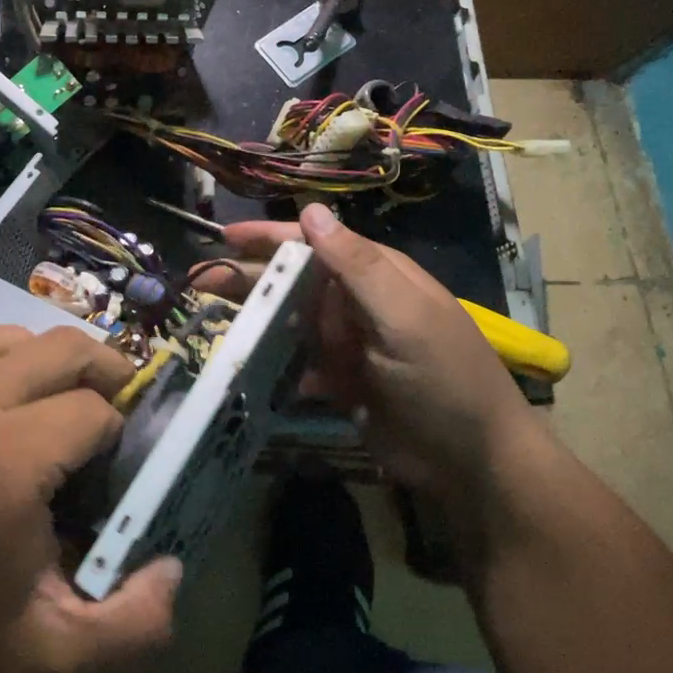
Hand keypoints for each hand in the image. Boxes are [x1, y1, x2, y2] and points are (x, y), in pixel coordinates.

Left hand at [0, 326, 182, 672]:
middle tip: (128, 426)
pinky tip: (33, 400)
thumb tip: (174, 568)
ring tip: (83, 408)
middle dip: (110, 376)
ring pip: (27, 336)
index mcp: (6, 464)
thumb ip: (136, 624)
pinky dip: (23, 355)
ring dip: (66, 362)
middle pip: (65, 349)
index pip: (94, 410)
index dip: (125, 437)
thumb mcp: (58, 657)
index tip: (128, 478)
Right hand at [214, 204, 531, 504]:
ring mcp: (349, 344)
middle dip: (248, 278)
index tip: (223, 237)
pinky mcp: (342, 382)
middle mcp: (359, 304)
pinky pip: (297, 363)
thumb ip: (357, 266)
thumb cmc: (444, 380)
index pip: (315, 244)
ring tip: (212, 321)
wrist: (473, 462)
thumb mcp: (404, 317)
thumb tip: (310, 210)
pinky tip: (248, 367)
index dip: (269, 238)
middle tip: (199, 281)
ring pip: (290, 321)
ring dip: (254, 319)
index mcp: (378, 276)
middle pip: (294, 281)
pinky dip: (274, 363)